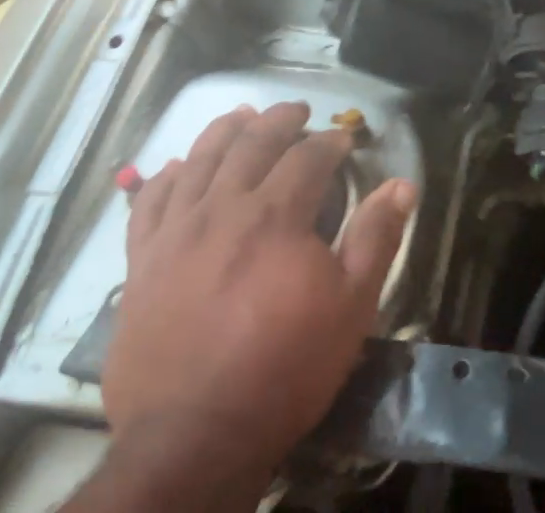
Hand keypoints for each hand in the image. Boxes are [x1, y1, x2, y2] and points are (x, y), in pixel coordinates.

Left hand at [101, 101, 415, 475]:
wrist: (195, 434)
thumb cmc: (286, 367)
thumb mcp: (352, 306)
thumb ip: (376, 237)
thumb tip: (402, 184)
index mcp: (275, 216)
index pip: (307, 157)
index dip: (329, 142)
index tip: (345, 139)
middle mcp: (220, 210)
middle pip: (249, 145)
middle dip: (278, 121)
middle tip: (295, 110)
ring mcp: (174, 234)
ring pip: (197, 161)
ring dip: (223, 132)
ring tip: (241, 116)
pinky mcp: (141, 263)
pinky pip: (149, 203)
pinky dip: (165, 176)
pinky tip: (177, 167)